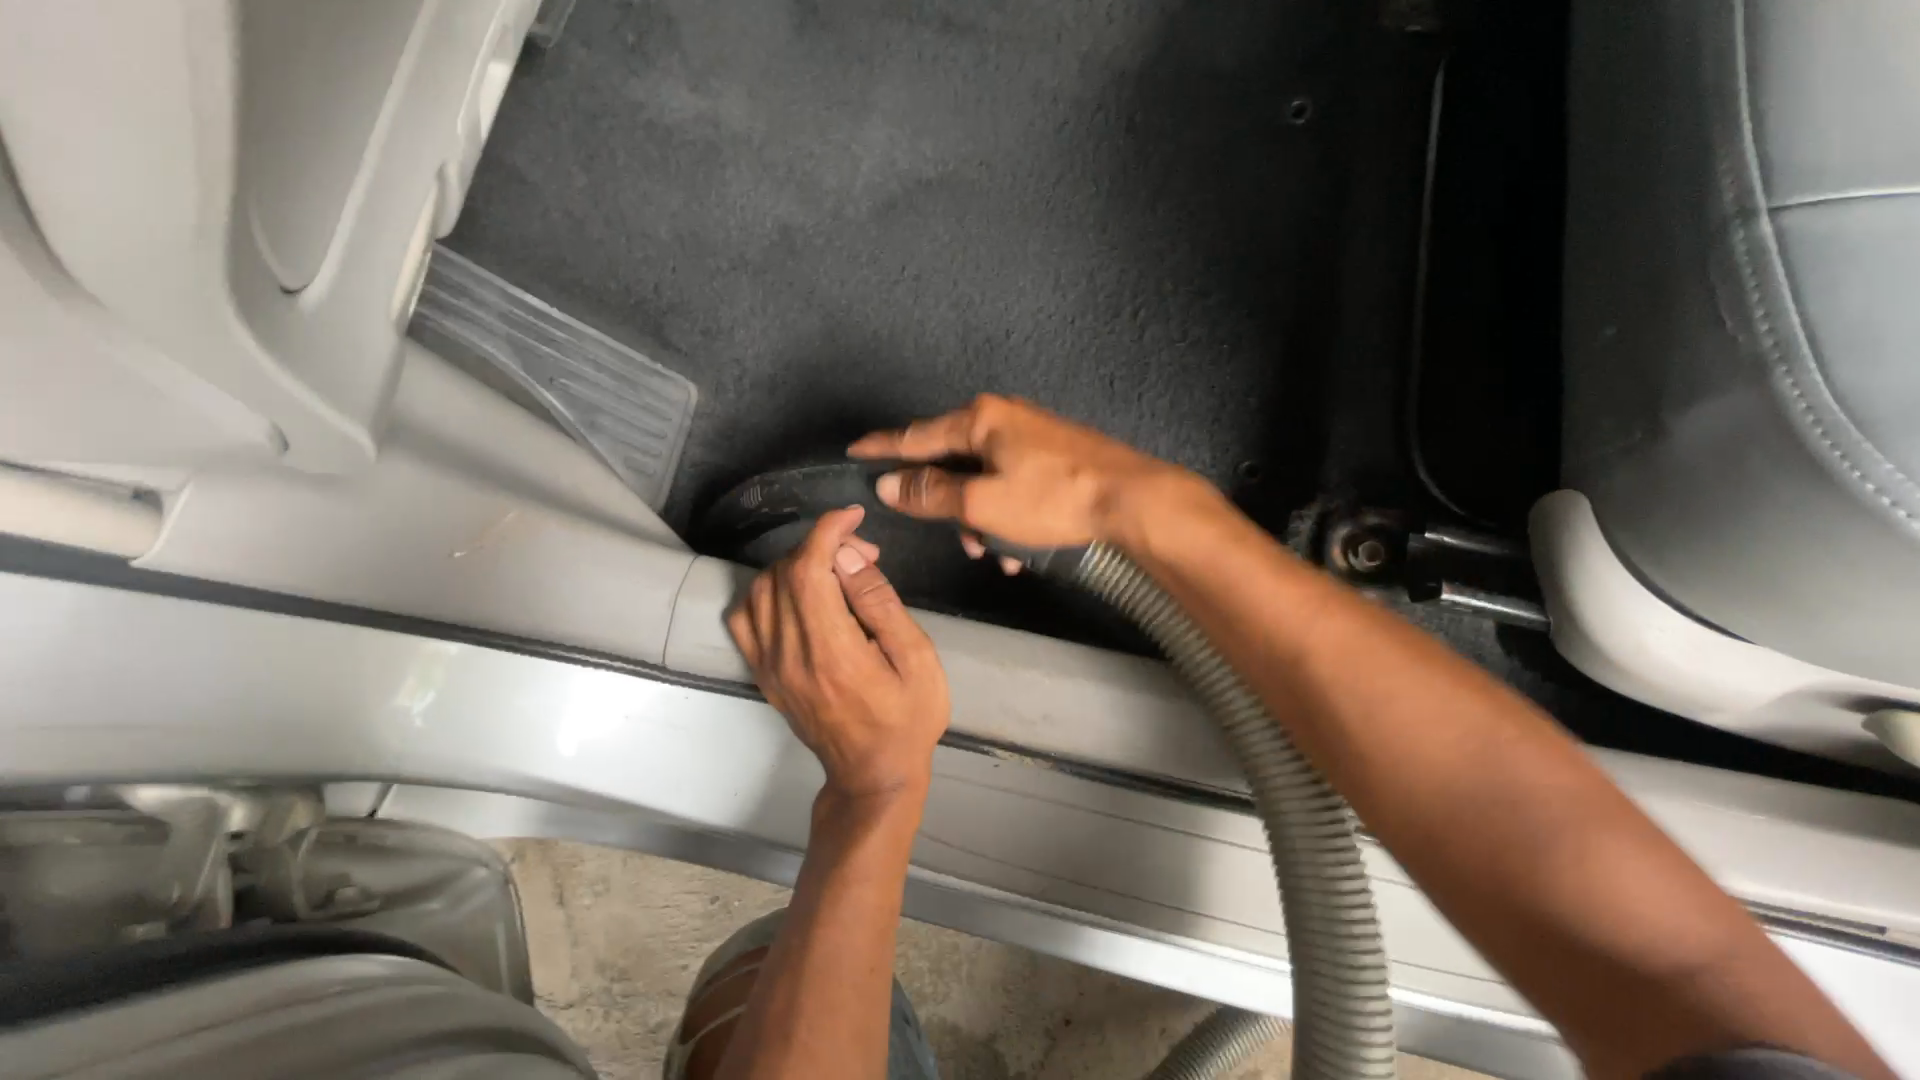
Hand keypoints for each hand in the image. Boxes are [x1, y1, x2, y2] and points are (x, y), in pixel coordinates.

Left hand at [727, 506, 950, 799]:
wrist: (872, 776)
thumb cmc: (908, 720)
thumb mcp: (916, 660)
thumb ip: (880, 604)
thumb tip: (848, 556)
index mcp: (832, 651)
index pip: (809, 570)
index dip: (827, 531)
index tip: (853, 517)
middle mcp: (789, 655)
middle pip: (784, 573)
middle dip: (821, 546)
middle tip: (862, 554)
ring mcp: (769, 666)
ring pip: (759, 590)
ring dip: (794, 565)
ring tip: (832, 572)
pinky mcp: (762, 674)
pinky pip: (743, 618)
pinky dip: (764, 592)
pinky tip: (795, 594)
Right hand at [847, 394, 1203, 554]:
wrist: (1134, 500)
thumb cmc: (1052, 500)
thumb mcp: (982, 505)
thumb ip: (931, 494)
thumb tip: (887, 485)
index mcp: (979, 419)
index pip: (914, 436)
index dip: (881, 448)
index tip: (852, 452)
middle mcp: (1002, 418)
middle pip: (953, 463)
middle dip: (951, 508)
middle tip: (965, 541)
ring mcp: (1032, 435)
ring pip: (985, 481)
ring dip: (984, 521)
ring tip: (1002, 554)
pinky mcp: (1055, 456)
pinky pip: (1013, 486)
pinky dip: (1010, 517)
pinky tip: (1025, 550)